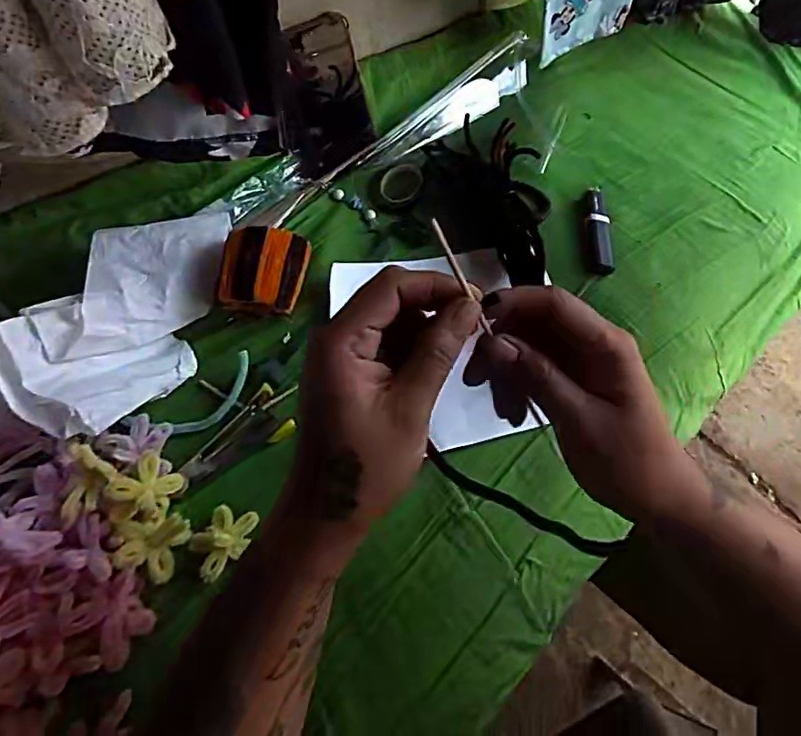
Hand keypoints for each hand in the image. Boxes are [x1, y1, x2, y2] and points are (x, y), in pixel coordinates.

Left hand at [279, 269, 479, 543]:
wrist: (326, 515)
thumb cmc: (367, 468)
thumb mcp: (411, 407)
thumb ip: (439, 351)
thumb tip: (468, 305)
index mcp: (342, 340)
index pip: (391, 286)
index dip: (435, 284)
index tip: (474, 299)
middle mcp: (335, 335)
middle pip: (390, 295)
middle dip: (434, 302)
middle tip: (473, 321)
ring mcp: (340, 350)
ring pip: (391, 315)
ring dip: (427, 322)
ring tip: (462, 342)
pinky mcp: (349, 366)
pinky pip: (386, 337)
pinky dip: (414, 342)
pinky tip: (438, 359)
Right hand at [464, 287, 707, 522]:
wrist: (657, 496)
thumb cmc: (629, 460)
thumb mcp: (580, 420)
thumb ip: (540, 377)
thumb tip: (496, 342)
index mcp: (607, 343)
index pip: (555, 303)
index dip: (514, 301)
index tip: (477, 319)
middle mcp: (594, 342)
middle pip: (537, 321)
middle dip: (503, 341)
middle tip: (474, 375)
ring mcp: (582, 360)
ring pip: (531, 344)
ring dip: (508, 368)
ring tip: (501, 407)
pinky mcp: (572, 378)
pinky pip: (536, 366)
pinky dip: (518, 383)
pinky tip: (513, 412)